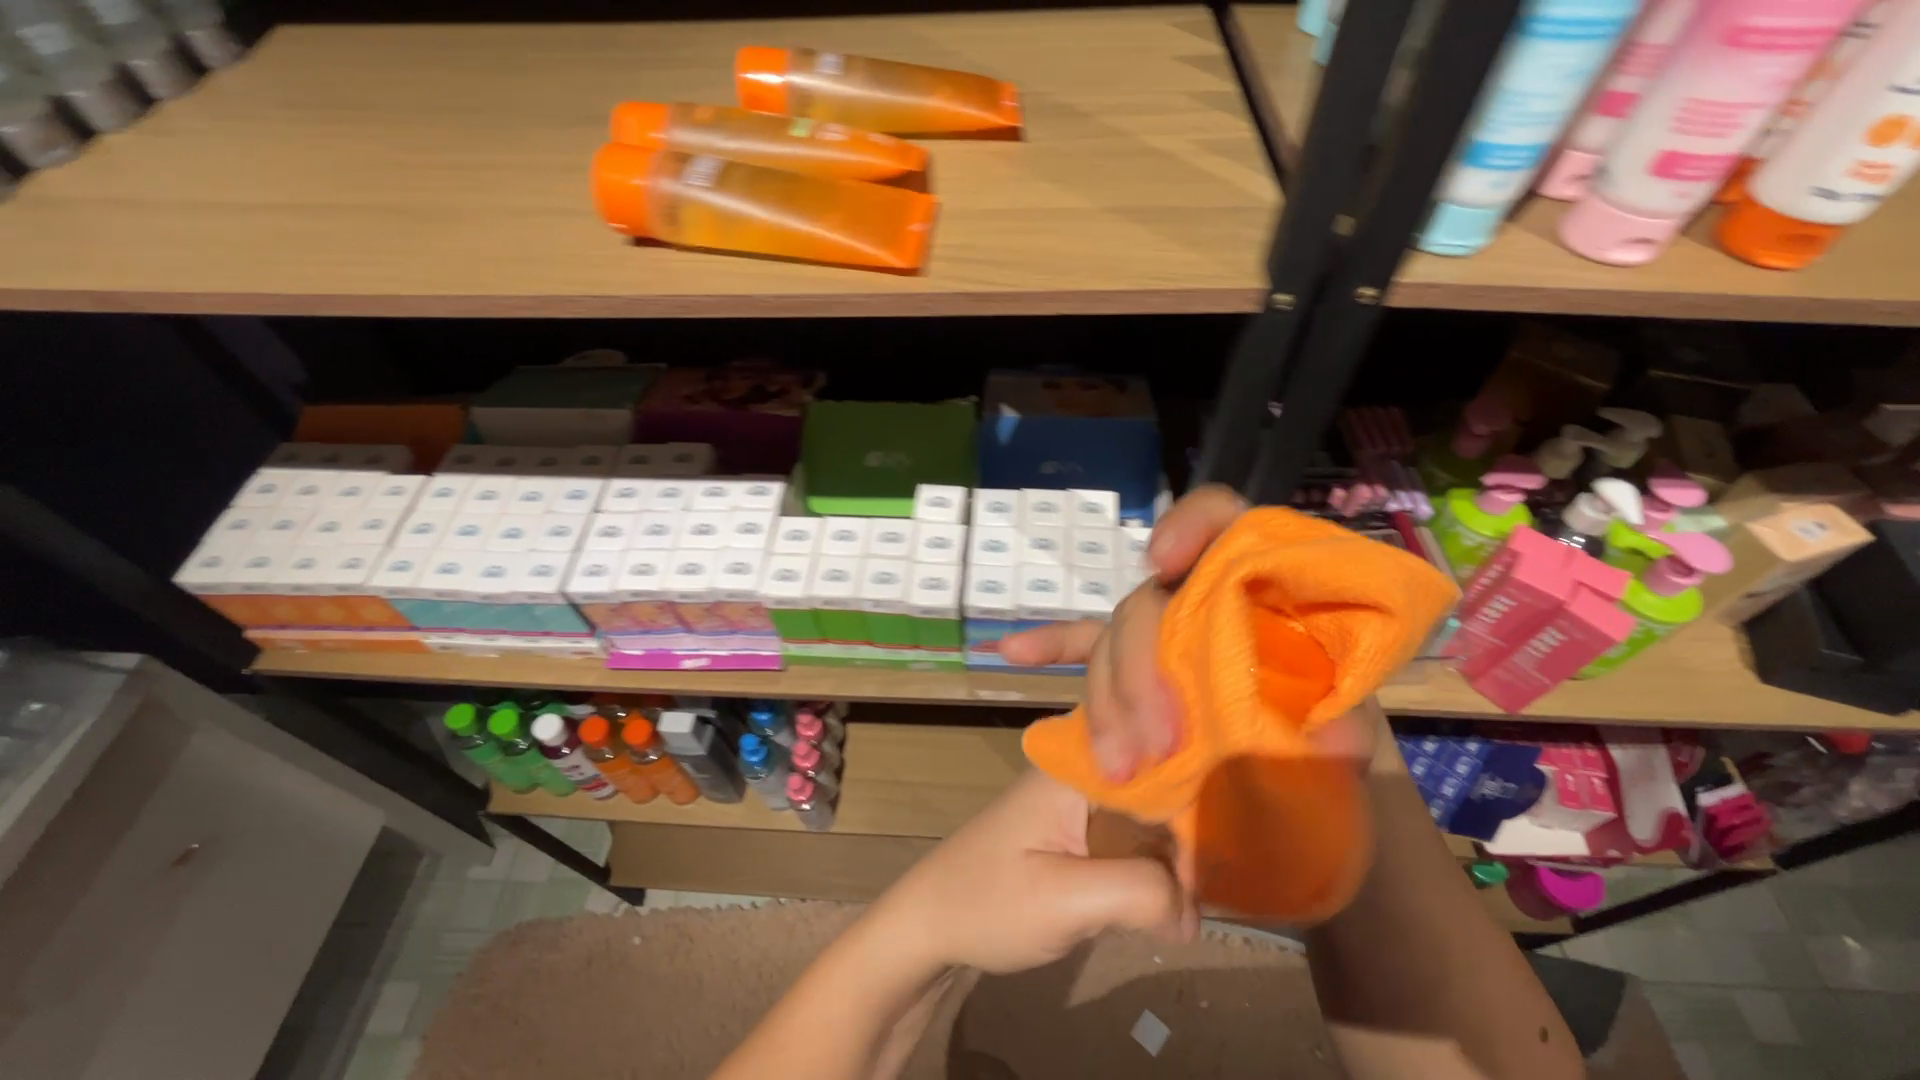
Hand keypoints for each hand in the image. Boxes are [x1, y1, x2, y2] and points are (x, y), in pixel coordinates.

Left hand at [871, 769, 1197, 974]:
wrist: (928, 925)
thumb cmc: (988, 903)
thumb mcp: (1066, 900)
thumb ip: (1138, 891)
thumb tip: (1193, 910)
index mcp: (1076, 768)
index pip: (1157, 762)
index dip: (1198, 805)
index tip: (1225, 859)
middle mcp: (1082, 771)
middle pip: (1159, 787)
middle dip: (1190, 841)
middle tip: (1205, 902)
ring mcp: (1079, 800)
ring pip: (1150, 817)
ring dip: (1173, 862)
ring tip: (1190, 913)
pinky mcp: (1077, 830)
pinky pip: (1132, 838)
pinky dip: (1152, 871)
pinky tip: (1166, 907)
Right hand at [999, 485, 1379, 778]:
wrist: (1315, 784)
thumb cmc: (1334, 748)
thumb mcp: (1351, 734)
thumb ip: (1337, 726)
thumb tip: (1323, 737)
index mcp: (1266, 589)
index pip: (1229, 524)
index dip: (1195, 526)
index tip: (1166, 564)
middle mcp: (1206, 595)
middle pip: (1151, 602)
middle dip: (1143, 668)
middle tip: (1159, 741)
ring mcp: (1165, 626)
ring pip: (1112, 639)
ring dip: (1107, 699)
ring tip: (1118, 765)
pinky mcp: (1135, 661)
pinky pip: (1082, 644)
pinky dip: (1052, 646)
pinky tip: (1010, 651)